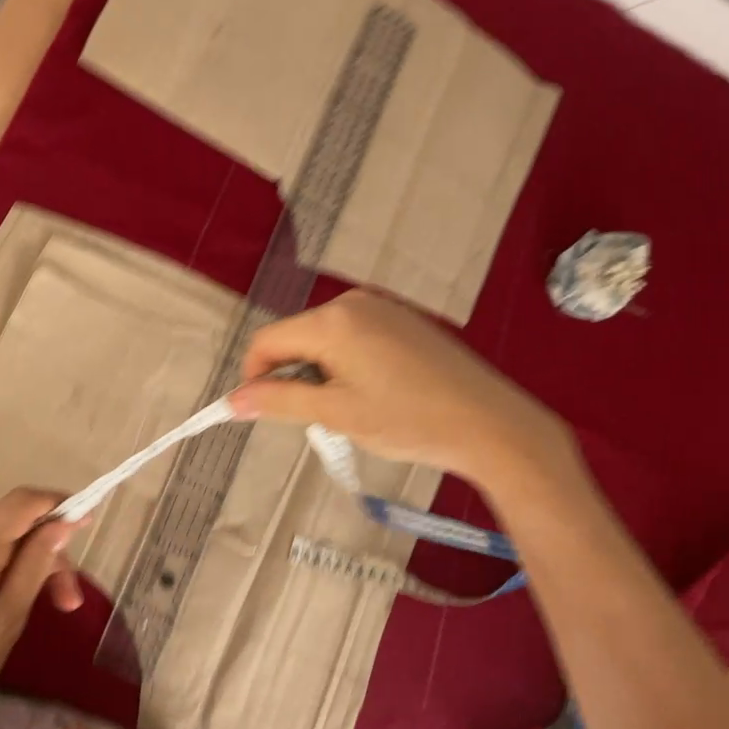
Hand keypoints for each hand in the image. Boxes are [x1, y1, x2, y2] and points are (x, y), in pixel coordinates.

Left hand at [0, 489, 84, 728]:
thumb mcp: (7, 618)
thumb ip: (35, 565)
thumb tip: (62, 524)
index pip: (22, 502)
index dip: (58, 505)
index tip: (87, 523)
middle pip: (13, 526)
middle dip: (45, 556)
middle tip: (69, 603)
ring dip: (26, 566)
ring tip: (44, 608)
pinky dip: (1, 568)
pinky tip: (8, 601)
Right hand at [231, 290, 571, 492]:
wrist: (495, 425)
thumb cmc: (411, 421)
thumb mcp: (338, 415)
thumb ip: (279, 402)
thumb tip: (233, 400)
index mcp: (332, 321)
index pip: (267, 341)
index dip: (256, 377)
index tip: (266, 411)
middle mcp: (352, 302)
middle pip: (296, 337)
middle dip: (294, 375)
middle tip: (321, 417)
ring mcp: (382, 307)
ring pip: (324, 338)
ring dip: (321, 371)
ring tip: (353, 408)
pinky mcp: (403, 319)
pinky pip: (354, 335)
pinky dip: (348, 363)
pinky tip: (378, 393)